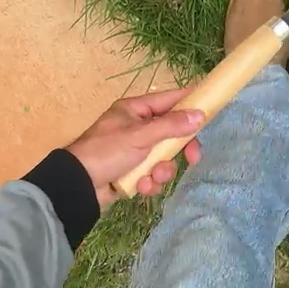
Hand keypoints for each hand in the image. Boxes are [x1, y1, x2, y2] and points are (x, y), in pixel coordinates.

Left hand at [65, 87, 203, 209]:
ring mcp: (135, 150)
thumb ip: (171, 125)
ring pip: (163, 157)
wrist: (78, 185)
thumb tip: (199, 114)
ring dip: (162, 170)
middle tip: (192, 158)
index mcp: (136, 110)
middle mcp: (137, 127)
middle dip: (179, 149)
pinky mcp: (133, 171)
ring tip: (151, 177)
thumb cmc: (107, 151)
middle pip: (171, 133)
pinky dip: (149, 182)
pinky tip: (140, 187)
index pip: (169, 100)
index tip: (209, 110)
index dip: (189, 103)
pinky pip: (152, 174)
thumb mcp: (140, 136)